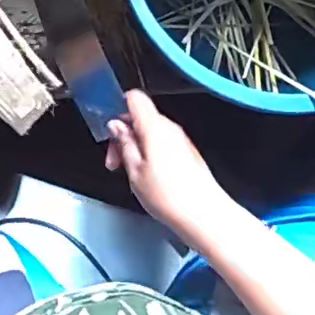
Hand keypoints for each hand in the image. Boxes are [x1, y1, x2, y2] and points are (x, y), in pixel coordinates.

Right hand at [105, 90, 239, 240]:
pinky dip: (151, 154)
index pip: (134, 98)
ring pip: (151, 131)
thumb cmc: (171, 197)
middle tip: (116, 160)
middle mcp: (170, 128)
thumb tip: (116, 127)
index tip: (110, 130)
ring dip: (137, 146)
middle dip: (124, 135)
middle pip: (141, 117)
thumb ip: (123, 143)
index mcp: (154, 127)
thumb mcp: (134, 171)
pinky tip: (148, 177)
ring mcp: (181, 140)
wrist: (204, 216)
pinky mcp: (187, 153)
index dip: (118, 108)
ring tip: (132, 173)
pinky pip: (163, 143)